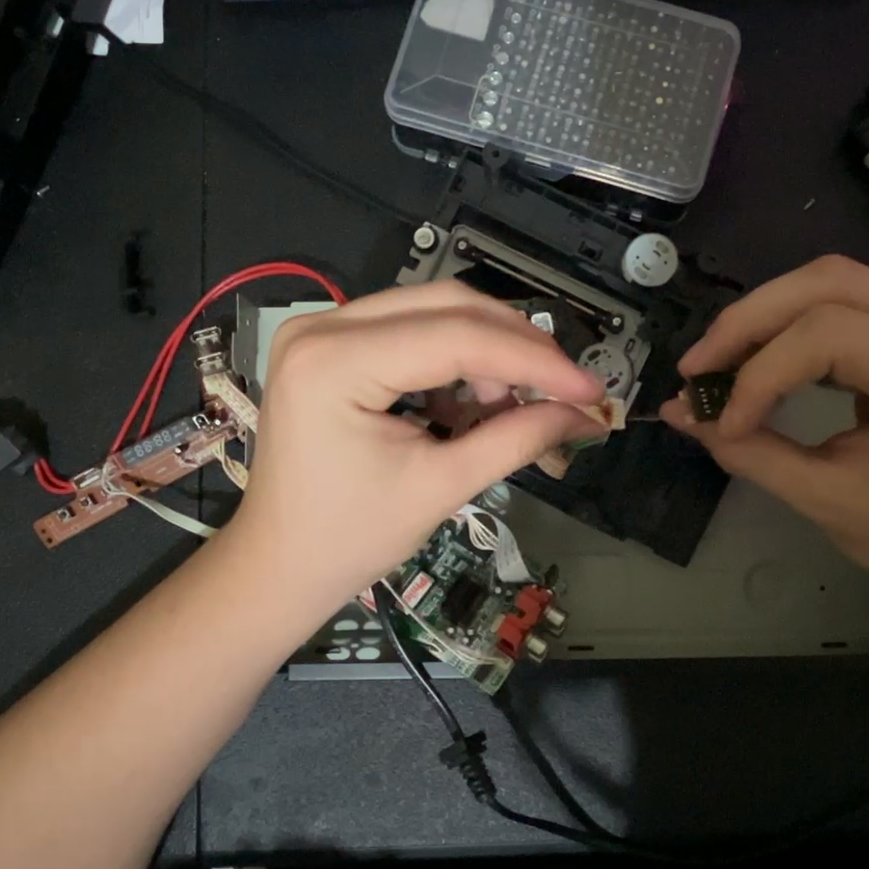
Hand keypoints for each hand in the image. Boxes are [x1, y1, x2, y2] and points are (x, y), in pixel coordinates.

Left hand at [224, 281, 602, 624]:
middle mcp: (322, 326)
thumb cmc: (350, 538)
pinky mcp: (330, 345)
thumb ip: (516, 439)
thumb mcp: (440, 487)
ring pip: (431, 310)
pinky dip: (452, 358)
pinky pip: (409, 330)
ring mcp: (321, 329)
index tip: (588, 388)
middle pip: (446, 305)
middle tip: (564, 387)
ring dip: (486, 349)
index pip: (457, 336)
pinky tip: (472, 399)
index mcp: (336, 361)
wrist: (280, 564)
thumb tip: (585, 414)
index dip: (533, 359)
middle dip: (514, 345)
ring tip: (512, 404)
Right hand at [661, 256, 868, 598]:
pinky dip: (786, 324)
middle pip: (827, 282)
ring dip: (763, 316)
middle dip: (748, 321)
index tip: (722, 425)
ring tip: (718, 362)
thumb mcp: (824, 500)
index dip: (760, 373)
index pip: (830, 333)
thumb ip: (748, 452)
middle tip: (696, 369)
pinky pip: (841, 301)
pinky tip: (757, 360)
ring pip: (830, 280)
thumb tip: (679, 412)